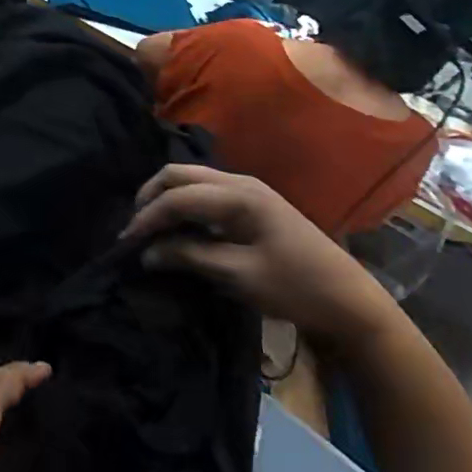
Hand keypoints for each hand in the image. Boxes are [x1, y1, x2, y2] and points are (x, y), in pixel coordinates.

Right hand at [121, 165, 398, 347]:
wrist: (346, 297)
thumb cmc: (295, 287)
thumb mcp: (240, 276)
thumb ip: (191, 256)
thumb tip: (147, 252)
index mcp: (239, 195)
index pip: (179, 194)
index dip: (148, 216)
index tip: (126, 244)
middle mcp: (240, 181)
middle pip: (181, 174)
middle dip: (151, 198)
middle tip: (134, 232)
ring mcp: (247, 189)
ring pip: (192, 180)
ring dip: (166, 199)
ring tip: (149, 231)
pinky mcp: (250, 203)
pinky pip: (206, 192)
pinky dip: (184, 205)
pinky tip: (177, 228)